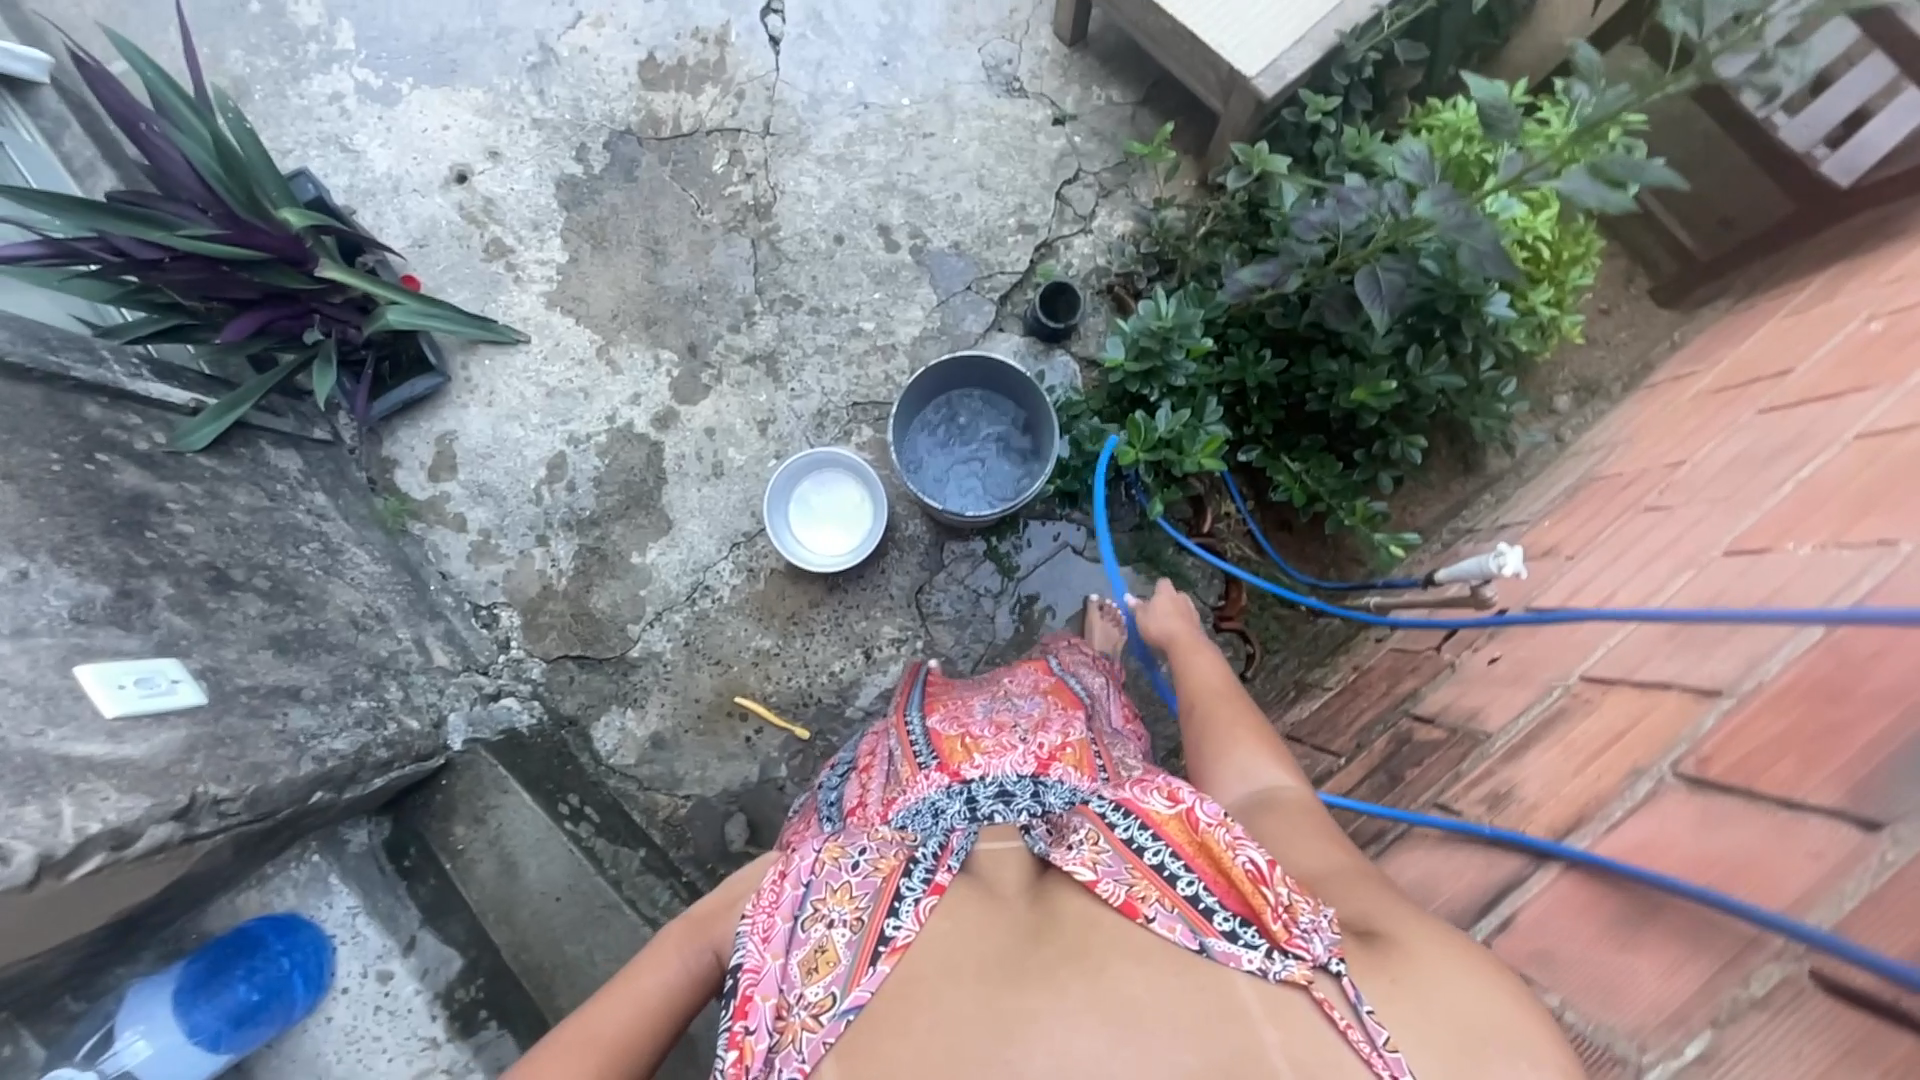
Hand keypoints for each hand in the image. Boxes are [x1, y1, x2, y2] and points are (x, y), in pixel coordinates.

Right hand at [1125, 578, 1208, 653]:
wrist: (1185, 644)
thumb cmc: (1158, 627)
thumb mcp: (1141, 618)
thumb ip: (1136, 607)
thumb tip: (1128, 596)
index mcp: (1165, 592)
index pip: (1162, 582)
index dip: (1158, 588)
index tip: (1152, 596)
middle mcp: (1181, 597)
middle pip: (1175, 595)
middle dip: (1169, 601)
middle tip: (1160, 612)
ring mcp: (1192, 610)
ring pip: (1184, 607)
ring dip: (1178, 613)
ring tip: (1169, 625)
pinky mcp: (1199, 624)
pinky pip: (1189, 620)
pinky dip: (1184, 624)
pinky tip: (1178, 634)